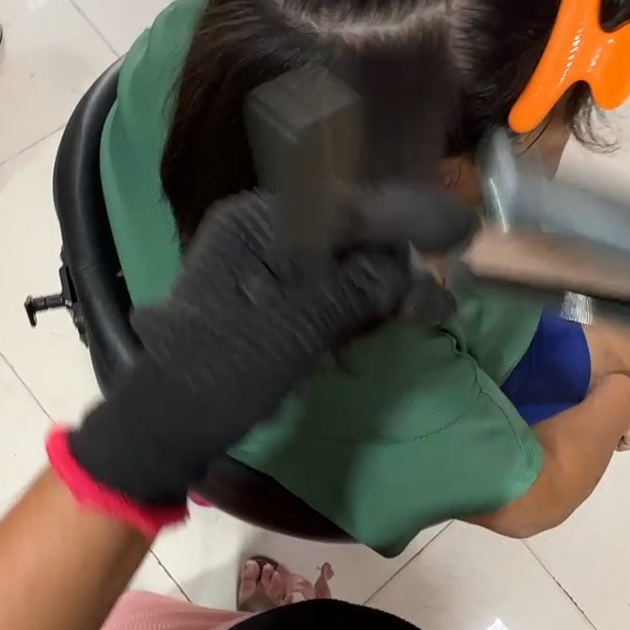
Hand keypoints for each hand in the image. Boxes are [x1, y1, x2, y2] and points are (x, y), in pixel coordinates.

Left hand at [68, 187, 476, 507]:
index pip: (346, 208)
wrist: (168, 421)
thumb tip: (411, 272)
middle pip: (348, 231)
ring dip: (383, 282)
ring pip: (341, 261)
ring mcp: (263, 265)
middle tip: (442, 279)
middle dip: (397, 256)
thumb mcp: (298, 326)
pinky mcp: (269, 298)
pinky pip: (325, 286)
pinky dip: (359, 301)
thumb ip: (358, 288)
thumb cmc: (225, 369)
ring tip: (425, 306)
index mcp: (257, 223)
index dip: (408, 217)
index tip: (461, 227)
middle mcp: (261, 232)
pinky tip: (391, 313)